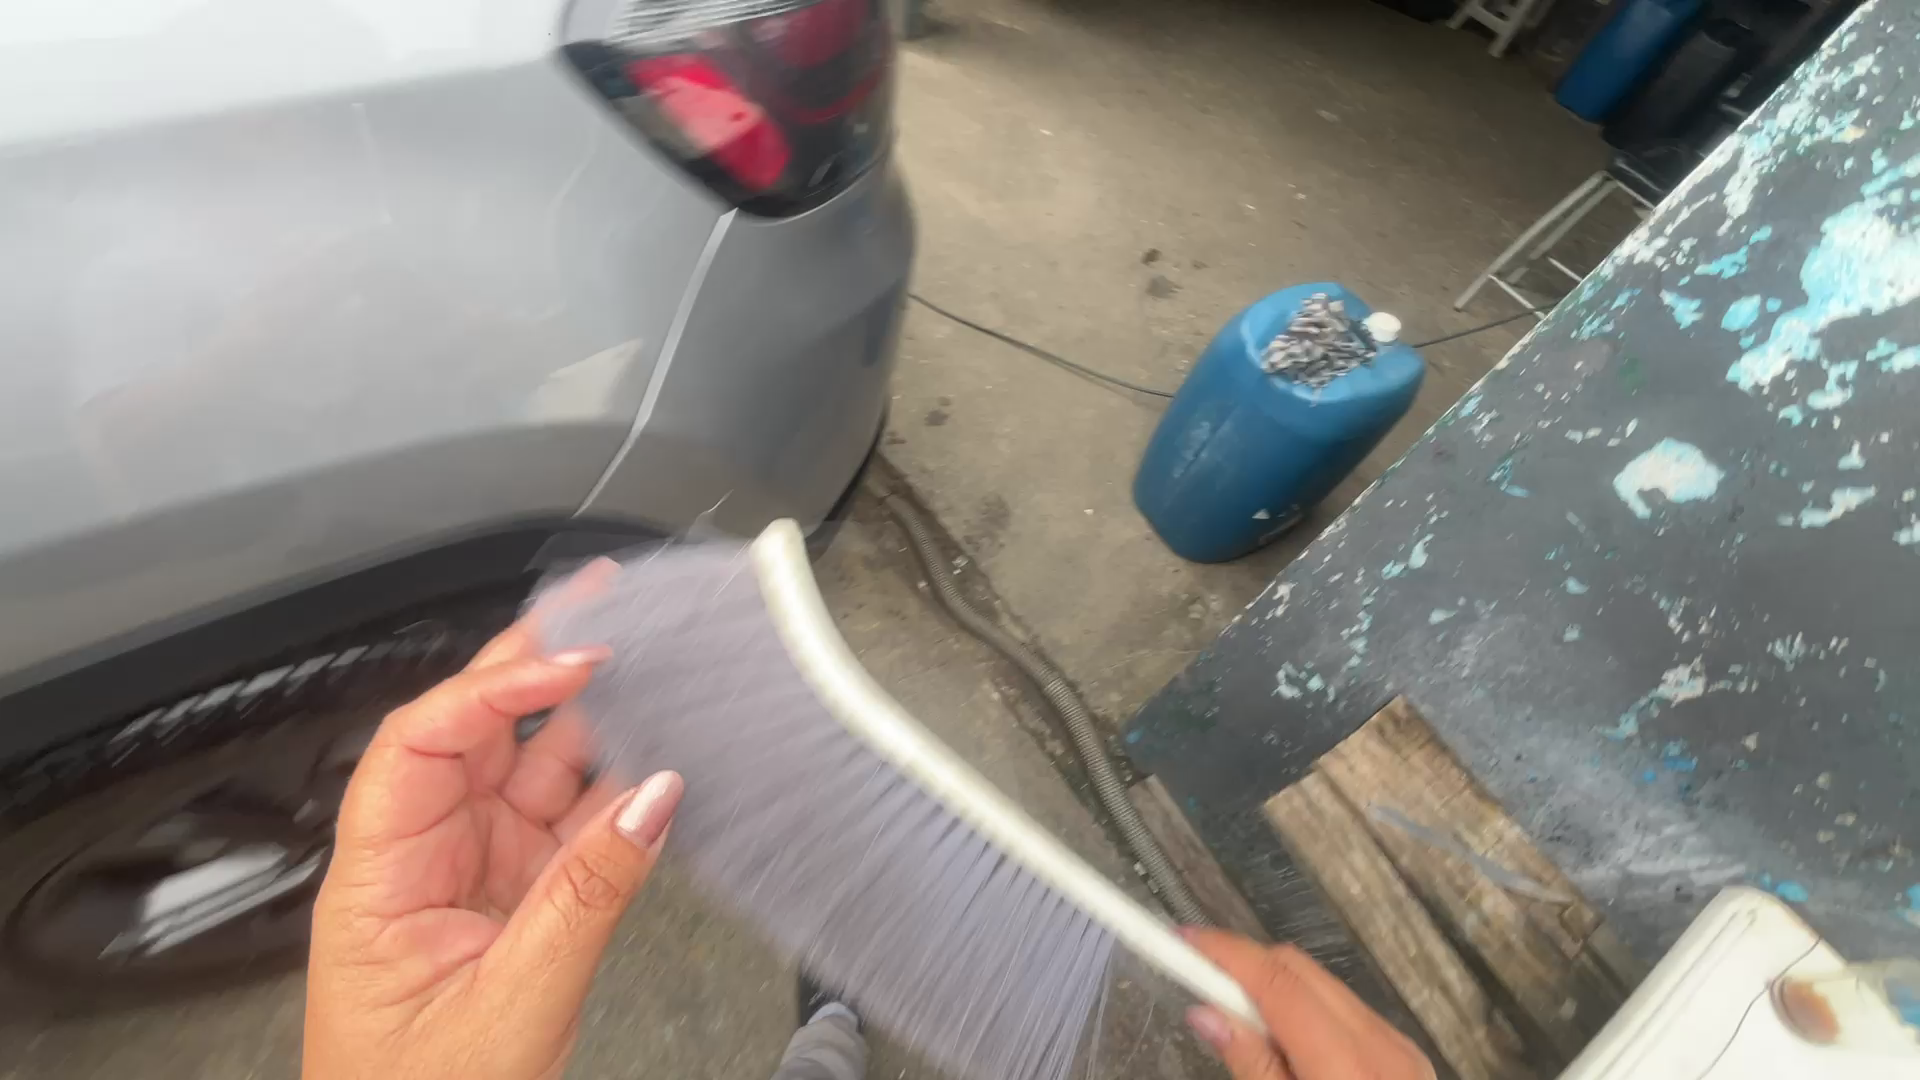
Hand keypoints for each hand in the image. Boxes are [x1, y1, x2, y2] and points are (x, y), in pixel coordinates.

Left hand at [303, 613, 683, 1079]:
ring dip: (593, 713)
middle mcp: (433, 845)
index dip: (497, 687)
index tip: (580, 663)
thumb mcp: (512, 1002)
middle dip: (533, 659)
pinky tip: (661, 750)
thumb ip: (590, 893)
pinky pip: (581, 806)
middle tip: (595, 602)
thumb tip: (660, 793)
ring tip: (646, 664)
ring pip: (539, 758)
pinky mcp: (533, 874)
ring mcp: (488, 856)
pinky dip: (623, 778)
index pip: (426, 742)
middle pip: (478, 725)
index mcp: (384, 871)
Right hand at [1183, 929, 1434, 1079]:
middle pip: (1296, 968)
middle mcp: (1383, 1044)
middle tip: (1198, 981)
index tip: (1181, 938)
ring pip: (1318, 982)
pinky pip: (1340, 1006)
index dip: (1225, 952)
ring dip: (1271, 984)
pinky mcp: (1407, 1059)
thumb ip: (1254, 1069)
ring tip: (1237, 1018)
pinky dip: (1302, 1005)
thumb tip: (1205, 1012)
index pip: (1277, 980)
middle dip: (1244, 964)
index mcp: (1351, 1066)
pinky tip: (1283, 1041)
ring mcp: (1402, 1050)